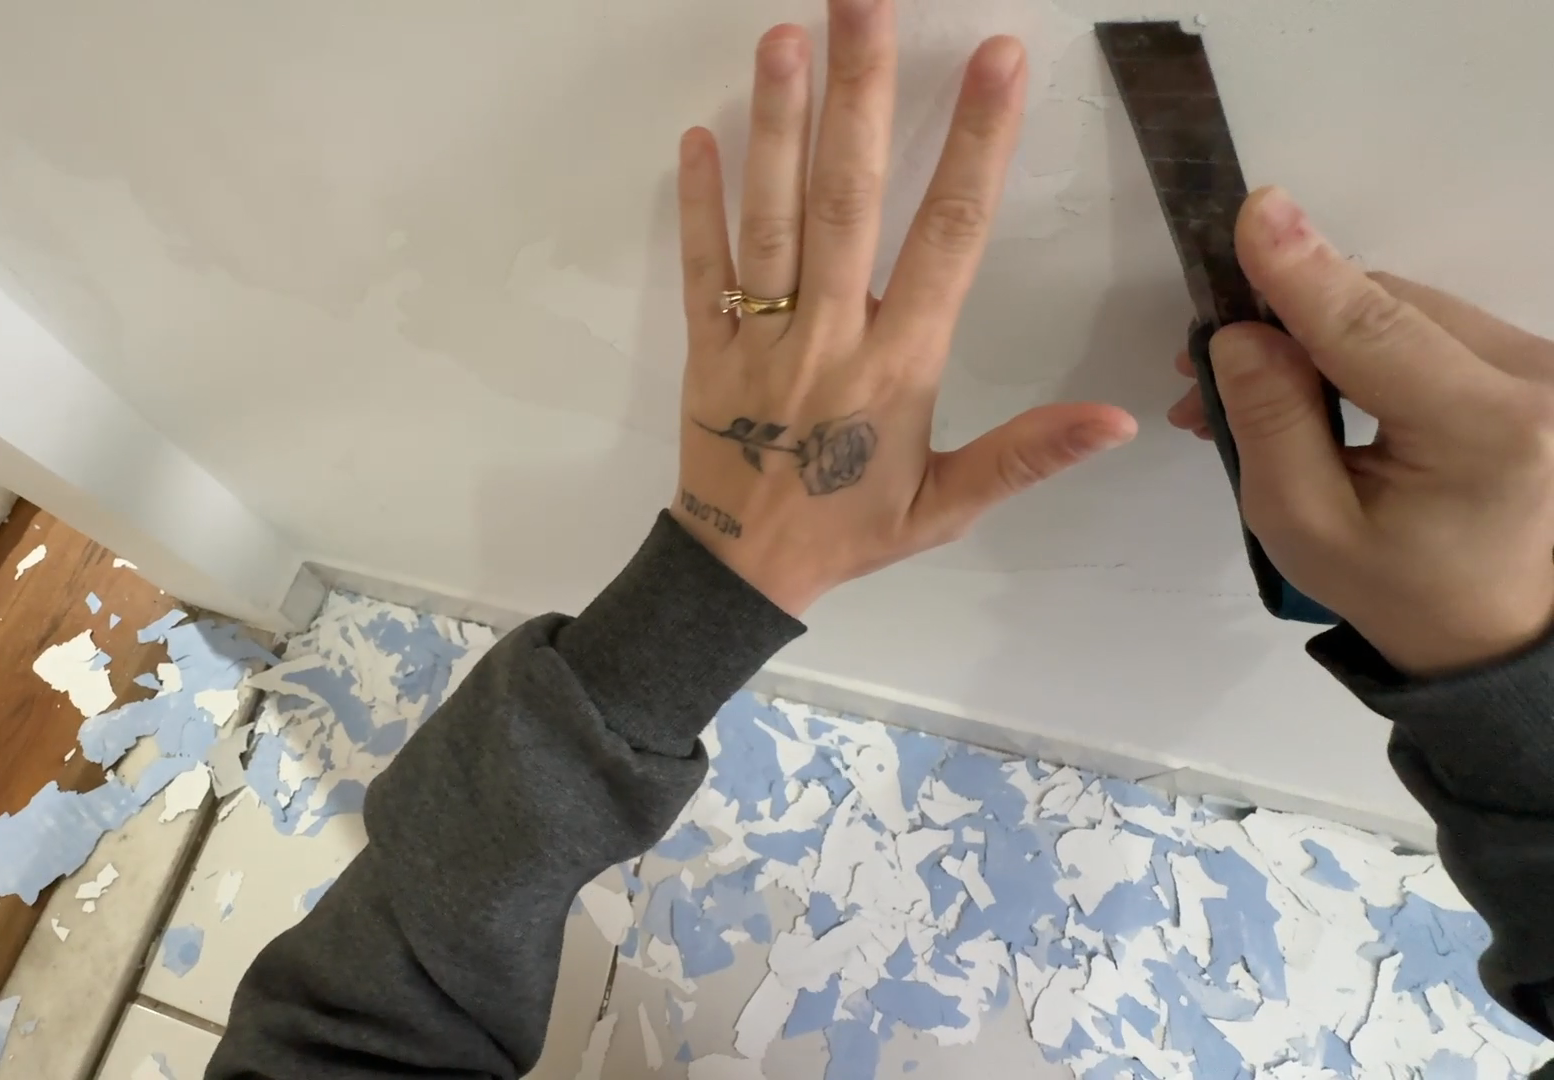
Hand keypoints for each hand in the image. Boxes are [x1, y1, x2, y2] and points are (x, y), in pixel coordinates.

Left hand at [672, 1, 1135, 616]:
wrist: (742, 565)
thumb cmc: (844, 533)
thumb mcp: (944, 507)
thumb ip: (1024, 456)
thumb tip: (1122, 418)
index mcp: (897, 367)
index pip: (948, 239)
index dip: (977, 146)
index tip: (999, 57)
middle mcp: (827, 336)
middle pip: (848, 200)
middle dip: (862, 95)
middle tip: (863, 0)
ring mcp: (757, 339)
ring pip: (771, 222)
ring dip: (776, 128)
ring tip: (783, 40)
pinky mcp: (703, 352)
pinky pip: (700, 272)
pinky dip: (697, 208)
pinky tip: (696, 142)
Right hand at [1166, 187, 1553, 674]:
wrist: (1497, 622)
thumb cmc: (1388, 583)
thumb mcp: (1297, 518)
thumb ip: (1268, 424)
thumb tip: (1240, 339)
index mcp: (1486, 428)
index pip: (1370, 329)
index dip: (1303, 270)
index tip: (1257, 210)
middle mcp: (1541, 378)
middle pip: (1384, 309)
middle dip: (1280, 324)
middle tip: (1192, 373)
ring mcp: (1549, 366)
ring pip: (1402, 312)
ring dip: (1309, 336)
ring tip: (1234, 393)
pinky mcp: (1537, 367)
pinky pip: (1423, 330)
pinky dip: (1348, 344)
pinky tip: (1302, 383)